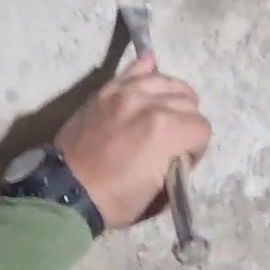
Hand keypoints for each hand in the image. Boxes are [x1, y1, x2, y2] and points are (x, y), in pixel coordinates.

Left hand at [54, 54, 210, 230]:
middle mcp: (149, 103)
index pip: (202, 128)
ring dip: (172, 97)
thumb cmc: (113, 199)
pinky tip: (150, 76)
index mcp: (166, 130)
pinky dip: (146, 72)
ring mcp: (125, 93)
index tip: (182, 161)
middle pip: (188, 101)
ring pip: (166, 81)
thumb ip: (177, 163)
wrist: (67, 191)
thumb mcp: (157, 193)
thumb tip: (179, 150)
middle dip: (187, 123)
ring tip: (164, 113)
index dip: (196, 148)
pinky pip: (134, 70)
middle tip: (172, 141)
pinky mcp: (105, 92)